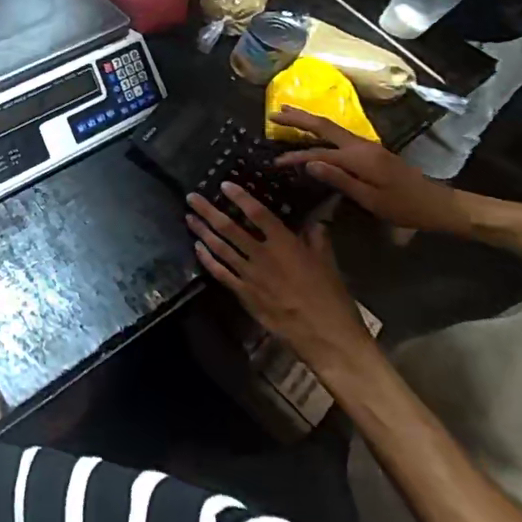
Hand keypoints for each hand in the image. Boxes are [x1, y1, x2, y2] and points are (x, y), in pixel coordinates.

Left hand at [185, 183, 377, 370]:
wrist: (326, 337)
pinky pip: (220, 273)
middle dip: (208, 211)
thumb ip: (317, 238)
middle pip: (229, 227)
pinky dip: (207, 259)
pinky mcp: (244, 294)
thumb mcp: (329, 263)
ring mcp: (250, 275)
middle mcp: (262, 255)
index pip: (258, 213)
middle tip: (192, 197)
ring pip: (220, 248)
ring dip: (203, 231)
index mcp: (285, 244)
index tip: (224, 185)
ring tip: (189, 217)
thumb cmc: (332, 298)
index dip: (240, 197)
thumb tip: (314, 220)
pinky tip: (198, 248)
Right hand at [271, 109, 467, 233]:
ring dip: (308, 120)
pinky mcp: (371, 151)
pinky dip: (320, 129)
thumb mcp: (371, 199)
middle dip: (298, 118)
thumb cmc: (405, 207)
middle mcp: (361, 146)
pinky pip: (338, 135)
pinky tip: (313, 130)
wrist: (440, 205)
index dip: (294, 157)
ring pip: (331, 128)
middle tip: (273, 113)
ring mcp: (367, 146)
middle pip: (324, 126)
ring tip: (287, 113)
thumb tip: (309, 163)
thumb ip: (339, 179)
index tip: (275, 162)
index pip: (318, 153)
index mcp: (358, 158)